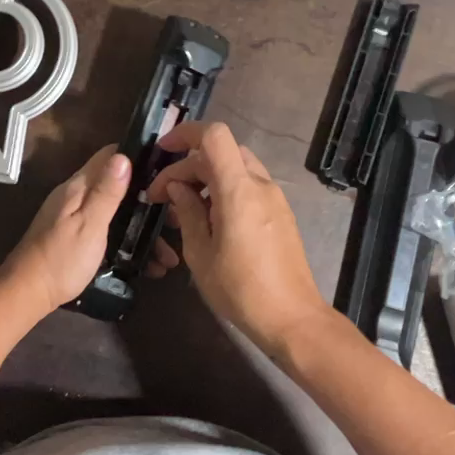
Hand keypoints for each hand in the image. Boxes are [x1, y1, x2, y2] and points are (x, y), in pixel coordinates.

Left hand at [0, 145, 174, 314]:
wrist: (29, 292)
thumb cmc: (62, 258)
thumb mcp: (89, 224)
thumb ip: (106, 192)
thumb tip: (122, 155)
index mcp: (78, 187)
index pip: (109, 156)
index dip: (138, 157)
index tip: (166, 171)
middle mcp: (77, 196)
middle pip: (118, 187)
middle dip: (148, 202)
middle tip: (175, 221)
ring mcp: (77, 217)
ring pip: (118, 213)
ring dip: (142, 230)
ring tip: (168, 255)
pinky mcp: (78, 237)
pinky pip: (111, 232)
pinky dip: (129, 243)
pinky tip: (148, 264)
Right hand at [145, 121, 327, 352]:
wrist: (292, 319)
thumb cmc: (240, 289)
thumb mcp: (200, 253)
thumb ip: (187, 212)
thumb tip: (176, 188)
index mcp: (239, 190)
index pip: (213, 136)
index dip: (184, 134)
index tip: (161, 152)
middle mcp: (260, 185)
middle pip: (222, 151)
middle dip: (189, 165)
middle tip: (164, 195)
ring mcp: (275, 198)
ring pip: (236, 168)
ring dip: (206, 178)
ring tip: (183, 209)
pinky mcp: (280, 214)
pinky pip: (248, 187)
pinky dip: (224, 191)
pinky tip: (208, 221)